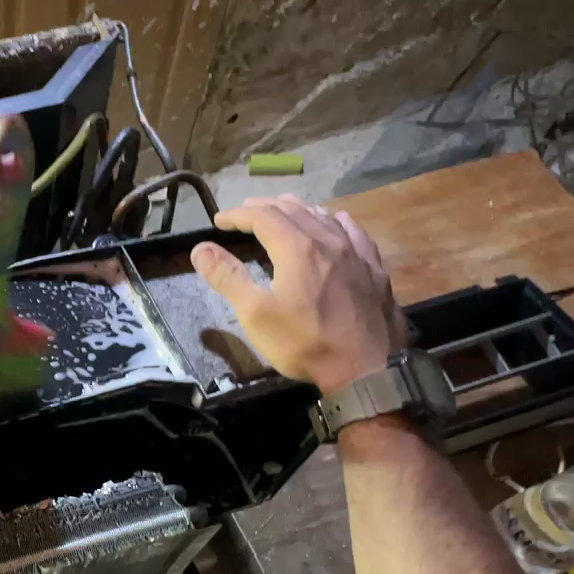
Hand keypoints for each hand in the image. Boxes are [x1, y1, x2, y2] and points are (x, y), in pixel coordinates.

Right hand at [191, 195, 407, 394]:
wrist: (364, 366)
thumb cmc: (303, 341)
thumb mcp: (255, 313)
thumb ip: (228, 277)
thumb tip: (200, 249)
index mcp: (297, 248)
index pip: (262, 217)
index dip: (237, 215)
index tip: (218, 219)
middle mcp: (328, 240)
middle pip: (293, 210)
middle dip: (265, 207)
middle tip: (245, 212)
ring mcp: (355, 252)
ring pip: (324, 217)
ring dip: (298, 210)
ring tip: (283, 211)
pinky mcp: (373, 268)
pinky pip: (353, 231)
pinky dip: (334, 221)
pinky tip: (335, 222)